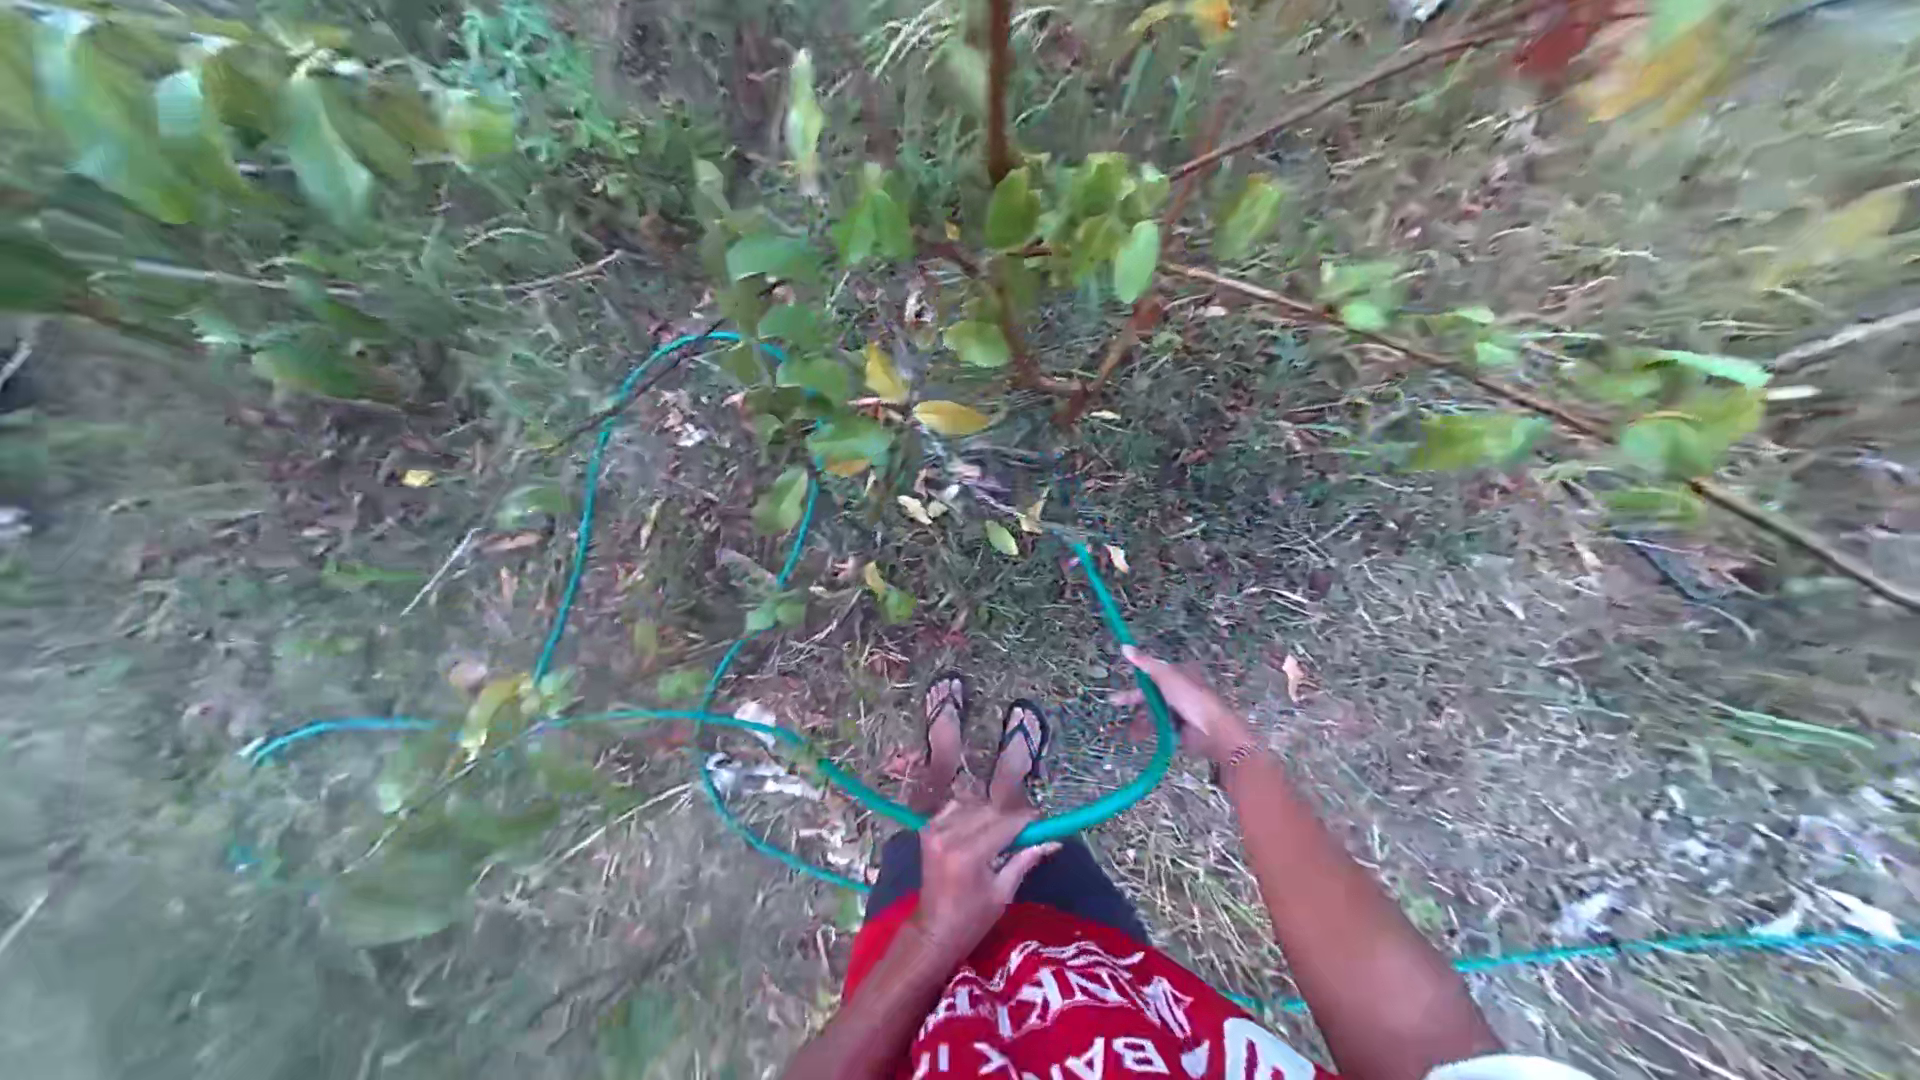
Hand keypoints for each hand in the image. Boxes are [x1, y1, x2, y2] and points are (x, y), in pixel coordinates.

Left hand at [911, 795, 1060, 958]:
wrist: (934, 933)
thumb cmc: (972, 920)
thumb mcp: (1003, 893)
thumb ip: (1024, 861)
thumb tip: (1051, 842)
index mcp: (969, 855)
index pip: (1005, 824)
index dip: (1025, 820)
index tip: (1041, 821)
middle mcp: (950, 835)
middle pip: (989, 812)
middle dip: (1010, 818)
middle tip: (1024, 829)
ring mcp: (935, 830)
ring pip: (973, 806)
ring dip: (990, 815)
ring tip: (1001, 831)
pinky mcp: (927, 831)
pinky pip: (954, 809)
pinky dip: (968, 812)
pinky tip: (977, 827)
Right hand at [1111, 645, 1256, 765]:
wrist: (1212, 731)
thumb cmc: (1190, 698)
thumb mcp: (1165, 675)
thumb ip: (1144, 662)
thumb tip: (1124, 646)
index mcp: (1177, 675)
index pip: (1152, 674)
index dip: (1136, 678)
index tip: (1124, 677)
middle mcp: (1177, 691)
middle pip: (1150, 694)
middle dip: (1134, 701)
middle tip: (1115, 703)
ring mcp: (1178, 711)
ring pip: (1152, 712)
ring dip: (1139, 719)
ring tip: (1129, 728)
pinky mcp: (1178, 729)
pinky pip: (1158, 727)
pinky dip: (1147, 730)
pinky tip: (1137, 736)